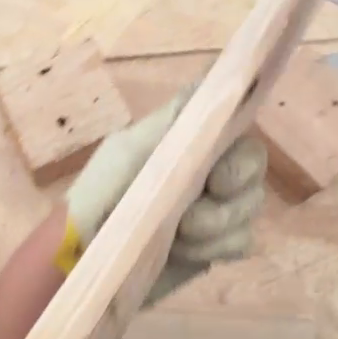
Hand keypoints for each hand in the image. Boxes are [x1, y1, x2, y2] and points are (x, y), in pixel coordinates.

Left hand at [62, 86, 267, 303]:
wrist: (83, 264)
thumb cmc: (98, 200)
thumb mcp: (128, 153)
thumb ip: (172, 121)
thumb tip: (210, 74)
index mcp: (186, 138)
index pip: (235, 123)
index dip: (237, 150)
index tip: (215, 176)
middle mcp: (207, 166)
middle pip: (254, 166)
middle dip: (230, 195)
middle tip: (190, 216)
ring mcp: (216, 206)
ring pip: (251, 206)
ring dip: (215, 226)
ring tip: (176, 237)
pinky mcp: (216, 245)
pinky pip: (243, 240)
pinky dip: (216, 248)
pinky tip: (183, 252)